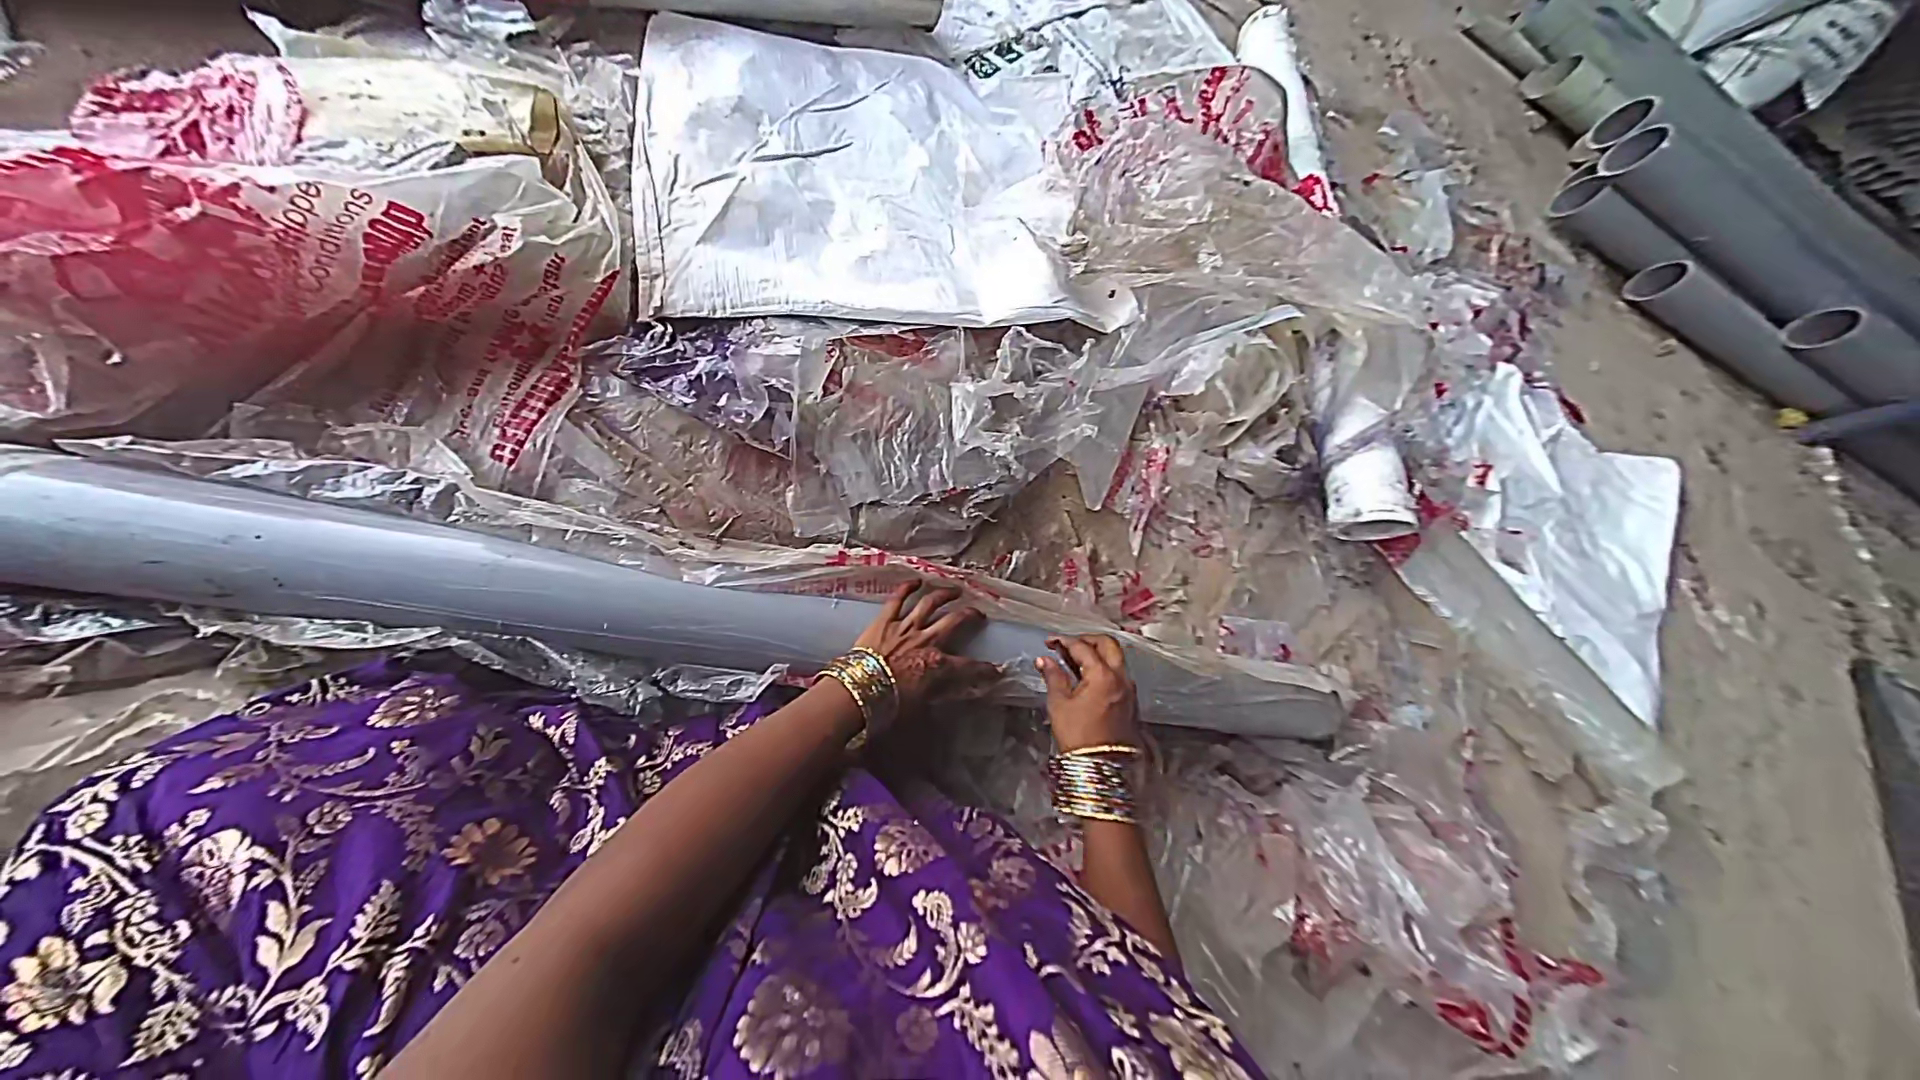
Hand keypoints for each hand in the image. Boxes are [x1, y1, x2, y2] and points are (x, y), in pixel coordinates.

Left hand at [855, 584, 1000, 714]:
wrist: (857, 691)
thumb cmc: (888, 704)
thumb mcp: (920, 706)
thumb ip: (937, 695)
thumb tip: (951, 693)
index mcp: (938, 664)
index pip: (969, 667)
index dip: (985, 669)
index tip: (996, 670)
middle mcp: (927, 640)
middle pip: (955, 621)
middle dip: (970, 616)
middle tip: (977, 613)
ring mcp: (906, 626)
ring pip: (930, 603)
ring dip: (945, 594)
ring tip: (955, 590)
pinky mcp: (885, 620)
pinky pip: (898, 599)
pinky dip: (907, 588)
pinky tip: (916, 581)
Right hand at [1036, 634, 1139, 751]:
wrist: (1101, 766)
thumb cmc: (1077, 735)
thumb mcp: (1059, 704)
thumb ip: (1053, 677)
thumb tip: (1045, 660)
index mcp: (1103, 675)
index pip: (1083, 648)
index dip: (1065, 641)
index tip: (1050, 642)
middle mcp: (1121, 678)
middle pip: (1108, 644)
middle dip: (1087, 639)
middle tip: (1067, 644)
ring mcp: (1129, 689)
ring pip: (1116, 658)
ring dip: (1097, 652)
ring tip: (1075, 659)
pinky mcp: (1130, 700)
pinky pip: (1119, 673)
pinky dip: (1104, 666)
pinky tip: (1087, 675)